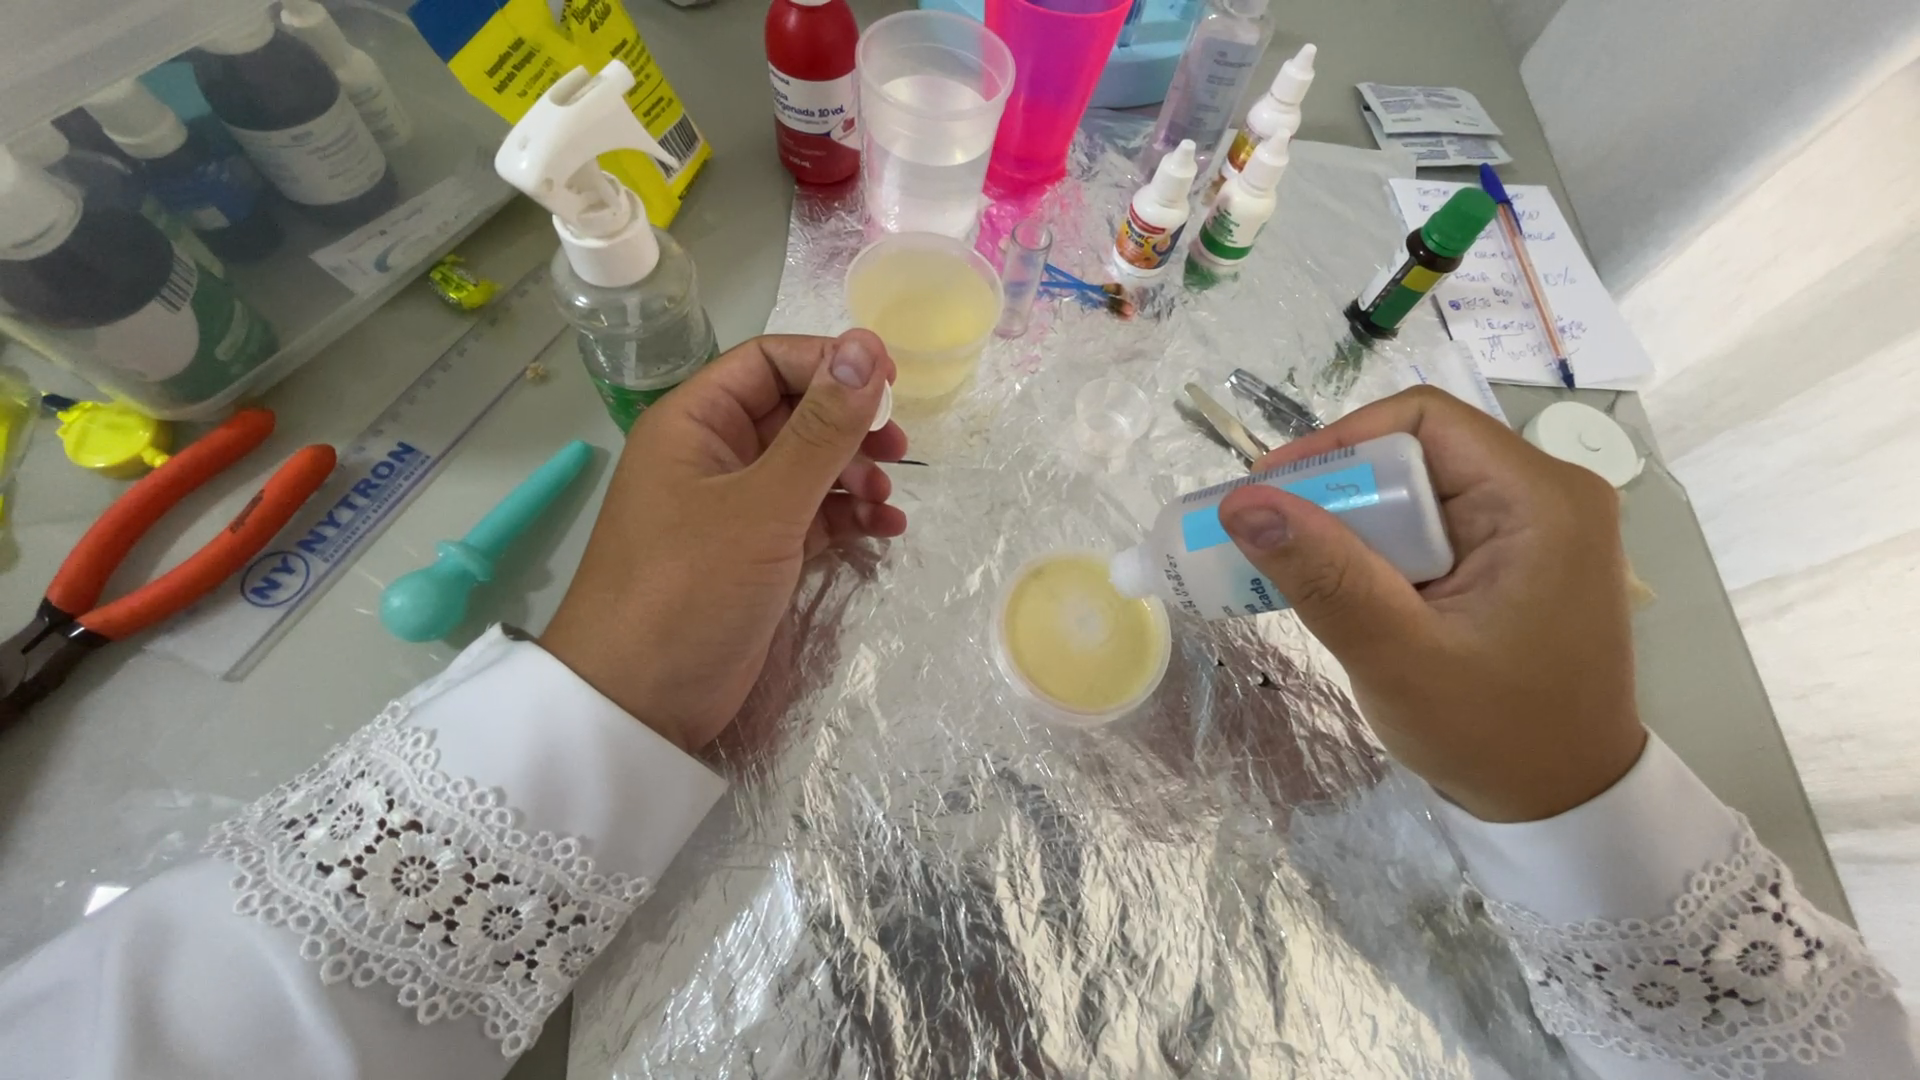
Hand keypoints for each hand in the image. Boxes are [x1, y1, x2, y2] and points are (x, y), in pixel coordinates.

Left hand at [540, 331, 906, 751]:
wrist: (641, 702)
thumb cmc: (691, 587)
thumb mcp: (764, 504)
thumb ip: (821, 429)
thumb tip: (866, 346)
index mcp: (696, 422)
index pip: (769, 362)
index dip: (830, 363)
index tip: (891, 383)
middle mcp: (715, 455)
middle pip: (796, 414)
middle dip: (850, 427)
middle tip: (898, 449)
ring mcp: (737, 507)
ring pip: (810, 467)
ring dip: (855, 475)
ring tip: (886, 500)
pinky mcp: (757, 552)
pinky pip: (812, 515)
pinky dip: (848, 517)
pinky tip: (884, 529)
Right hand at [1217, 387, 1645, 822]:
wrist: (1561, 803)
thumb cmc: (1491, 733)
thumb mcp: (1394, 654)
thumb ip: (1323, 574)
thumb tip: (1243, 502)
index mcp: (1538, 500)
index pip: (1421, 420)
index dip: (1335, 443)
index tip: (1270, 490)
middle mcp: (1543, 496)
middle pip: (1412, 453)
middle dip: (1333, 491)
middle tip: (1272, 538)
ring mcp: (1531, 528)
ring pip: (1411, 490)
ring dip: (1345, 523)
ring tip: (1294, 567)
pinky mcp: (1510, 558)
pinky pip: (1423, 526)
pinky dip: (1370, 548)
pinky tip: (1337, 585)